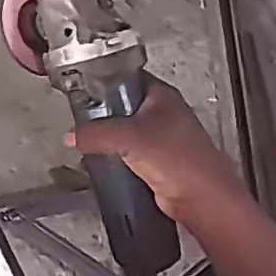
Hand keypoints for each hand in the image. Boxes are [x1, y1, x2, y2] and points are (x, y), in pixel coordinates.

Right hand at [67, 79, 246, 221]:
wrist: (200, 198)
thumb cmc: (183, 161)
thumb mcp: (129, 137)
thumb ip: (96, 133)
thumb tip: (74, 135)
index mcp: (161, 96)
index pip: (127, 78)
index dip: (105, 81)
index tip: (85, 88)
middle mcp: (163, 113)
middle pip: (123, 106)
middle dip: (104, 114)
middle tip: (85, 119)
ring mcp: (160, 138)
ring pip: (126, 131)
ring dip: (110, 138)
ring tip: (93, 142)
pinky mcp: (157, 161)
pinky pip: (129, 153)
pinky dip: (117, 157)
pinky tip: (108, 162)